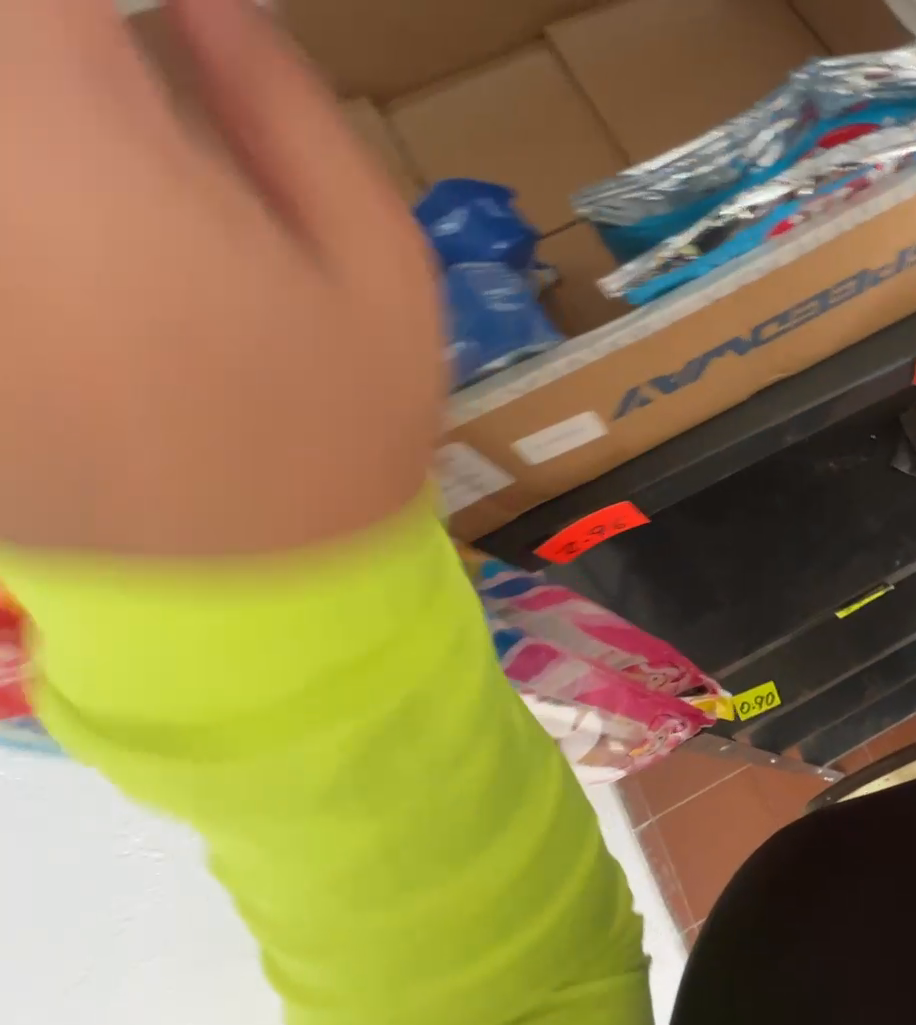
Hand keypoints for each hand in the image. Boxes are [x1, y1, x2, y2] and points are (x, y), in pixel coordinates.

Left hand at [0, 0, 442, 555]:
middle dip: (64, 60)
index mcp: (85, 153)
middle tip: (132, 90)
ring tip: (114, 146)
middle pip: (2, 59)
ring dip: (44, 113)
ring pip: (2, 126)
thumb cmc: (344, 422)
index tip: (166, 15)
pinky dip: (39, 189)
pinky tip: (82, 226)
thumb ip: (284, 115)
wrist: (249, 579)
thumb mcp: (380, 271)